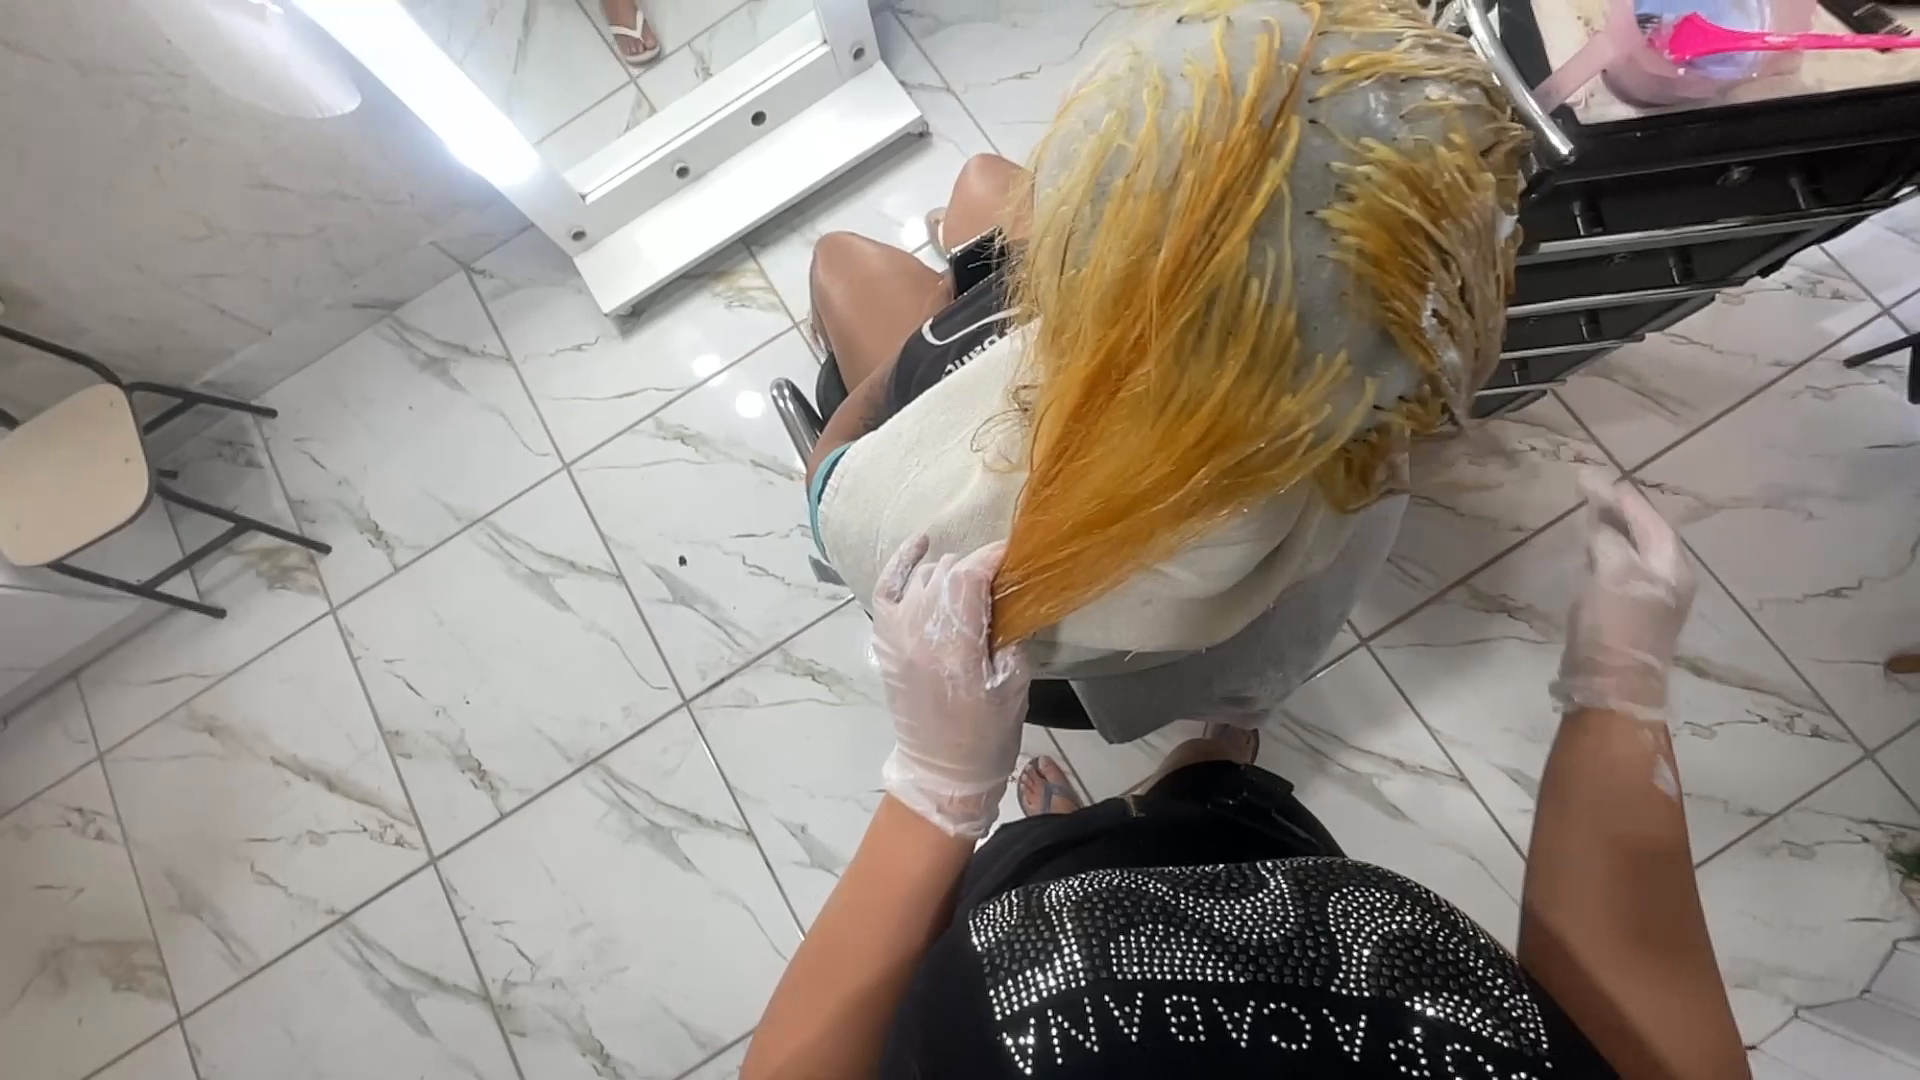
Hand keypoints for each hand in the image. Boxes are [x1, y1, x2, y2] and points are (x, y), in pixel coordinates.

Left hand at [872, 535, 1031, 837]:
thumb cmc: (986, 733)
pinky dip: (903, 562)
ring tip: (971, 586)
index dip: (993, 558)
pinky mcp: (885, 639)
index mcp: (954, 645)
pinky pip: (887, 586)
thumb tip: (1010, 595)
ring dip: (950, 573)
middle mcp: (918, 632)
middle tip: (1000, 581)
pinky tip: (922, 545)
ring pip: (924, 577)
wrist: (941, 771)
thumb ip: (1011, 633)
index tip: (1014, 555)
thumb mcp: (1014, 684)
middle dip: (977, 567)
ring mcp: (896, 634)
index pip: (969, 577)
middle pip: (947, 572)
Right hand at [1552, 476, 1695, 723]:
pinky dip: (1606, 548)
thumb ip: (1609, 542)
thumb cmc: (1614, 627)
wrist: (1612, 682)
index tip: (1590, 477)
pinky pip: (1621, 565)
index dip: (1621, 497)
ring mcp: (1651, 595)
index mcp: (1670, 567)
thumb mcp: (1611, 576)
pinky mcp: (1630, 609)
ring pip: (1634, 549)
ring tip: (1590, 509)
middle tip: (1591, 488)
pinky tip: (1590, 545)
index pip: (1649, 520)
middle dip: (1621, 509)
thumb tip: (1602, 518)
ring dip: (1613, 528)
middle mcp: (1668, 577)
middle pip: (1647, 533)